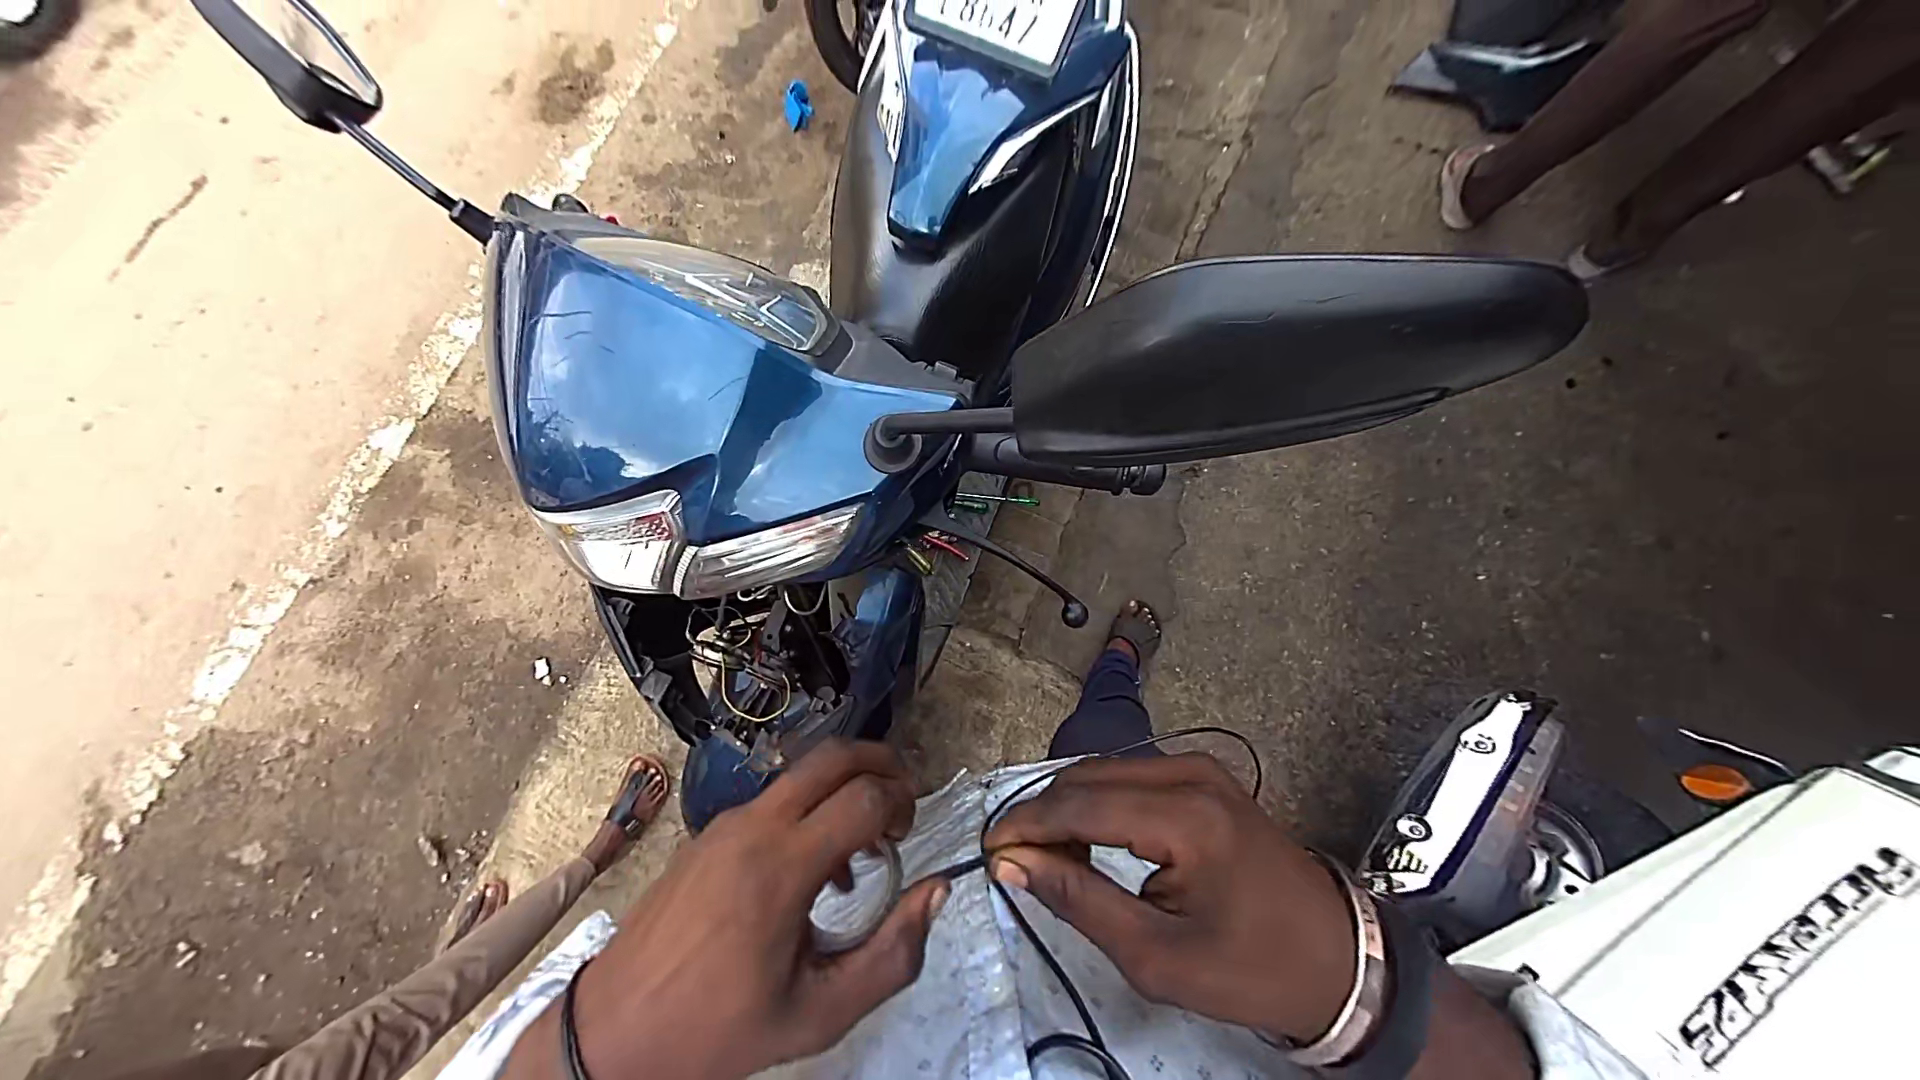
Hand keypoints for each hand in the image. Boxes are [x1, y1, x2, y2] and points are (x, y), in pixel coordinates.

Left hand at [502, 740, 948, 1079]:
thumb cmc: (718, 1029)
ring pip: (806, 770)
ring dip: (848, 784)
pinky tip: (816, 864)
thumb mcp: (818, 1015)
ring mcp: (729, 820)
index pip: (864, 797)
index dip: (902, 802)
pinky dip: (814, 805)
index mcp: (783, 867)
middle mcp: (756, 825)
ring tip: (866, 841)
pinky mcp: (712, 829)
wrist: (610, 1032)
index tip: (910, 832)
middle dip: (883, 762)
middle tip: (905, 799)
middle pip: (835, 755)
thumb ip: (892, 956)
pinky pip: (777, 797)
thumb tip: (937, 890)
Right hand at [983, 754, 1355, 1042]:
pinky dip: (1095, 801)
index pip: (1081, 804)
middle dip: (1041, 814)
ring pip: (1102, 771)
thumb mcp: (1158, 957)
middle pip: (1086, 777)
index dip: (1027, 824)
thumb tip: (1015, 864)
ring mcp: (1197, 767)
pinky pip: (1126, 775)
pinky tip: (1085, 837)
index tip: (990, 851)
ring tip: (1048, 854)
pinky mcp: (1200, 773)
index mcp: (1186, 818)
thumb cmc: (1251, 967)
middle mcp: (1189, 773)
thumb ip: (1079, 901)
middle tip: (1015, 858)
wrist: (1337, 957)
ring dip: (1065, 806)